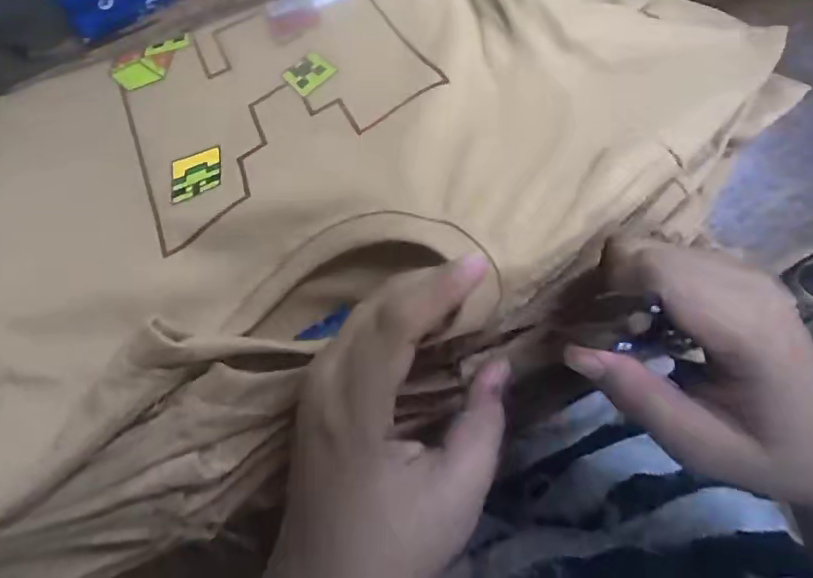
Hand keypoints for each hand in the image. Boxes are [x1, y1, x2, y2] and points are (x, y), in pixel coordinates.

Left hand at [267, 256, 510, 577]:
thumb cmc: (393, 547)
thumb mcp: (455, 496)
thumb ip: (482, 424)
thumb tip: (499, 364)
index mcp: (353, 406)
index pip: (395, 323)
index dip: (438, 287)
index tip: (478, 265)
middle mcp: (325, 380)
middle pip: (375, 306)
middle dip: (425, 280)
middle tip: (472, 273)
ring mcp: (313, 381)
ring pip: (361, 311)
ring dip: (407, 292)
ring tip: (452, 287)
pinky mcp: (314, 387)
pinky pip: (354, 329)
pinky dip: (390, 312)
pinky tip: (418, 316)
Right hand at [562, 239, 812, 510]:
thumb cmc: (770, 453)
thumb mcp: (701, 447)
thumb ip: (640, 398)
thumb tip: (574, 352)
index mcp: (747, 326)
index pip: (657, 270)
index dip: (613, 289)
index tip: (603, 333)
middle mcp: (747, 280)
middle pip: (649, 248)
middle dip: (616, 284)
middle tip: (621, 336)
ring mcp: (745, 265)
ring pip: (655, 243)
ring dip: (632, 279)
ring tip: (643, 330)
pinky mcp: (738, 263)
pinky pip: (672, 249)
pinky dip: (651, 275)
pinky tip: (664, 318)